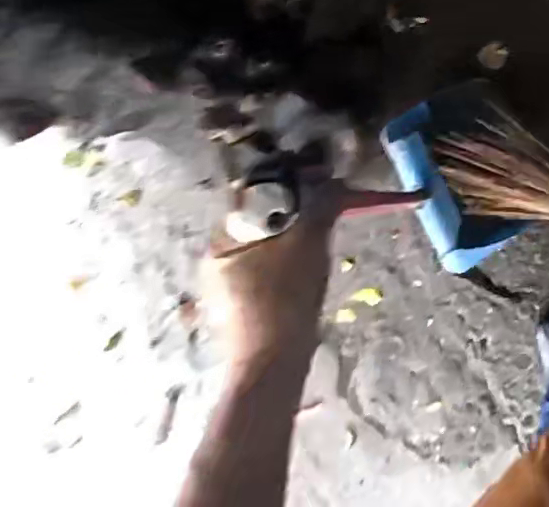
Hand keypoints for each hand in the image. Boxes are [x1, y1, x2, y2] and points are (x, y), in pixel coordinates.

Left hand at [204, 176, 422, 371]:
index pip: (253, 193)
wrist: (272, 367)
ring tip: (316, 242)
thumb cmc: (286, 298)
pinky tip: (302, 272)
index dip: (286, 183)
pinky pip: (261, 268)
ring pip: (261, 243)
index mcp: (223, 237)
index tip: (314, 183)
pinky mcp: (234, 307)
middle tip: (319, 214)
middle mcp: (214, 257)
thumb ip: (322, 205)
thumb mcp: (310, 242)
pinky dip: (282, 261)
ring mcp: (221, 285)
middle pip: (257, 217)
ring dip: (288, 236)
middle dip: (290, 211)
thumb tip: (334, 180)